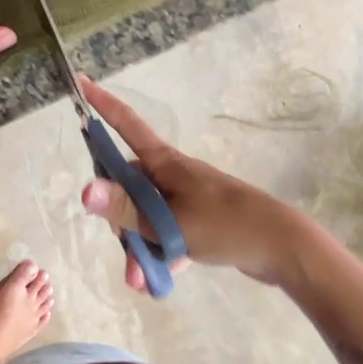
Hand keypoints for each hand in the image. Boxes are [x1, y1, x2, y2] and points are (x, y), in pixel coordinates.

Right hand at [78, 77, 309, 288]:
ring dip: (139, 249)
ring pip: (146, 218)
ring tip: (142, 280)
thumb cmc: (224, 225)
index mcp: (164, 163)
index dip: (103, 105)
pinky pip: (166, 233)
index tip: (81, 83)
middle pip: (128, 188)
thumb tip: (83, 191)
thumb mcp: (168, 222)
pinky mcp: (197, 220)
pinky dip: (160, 254)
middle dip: (120, 223)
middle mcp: (171, 175)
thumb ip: (126, 209)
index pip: (126, 125)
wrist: (281, 246)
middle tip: (127, 257)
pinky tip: (160, 279)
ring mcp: (185, 197)